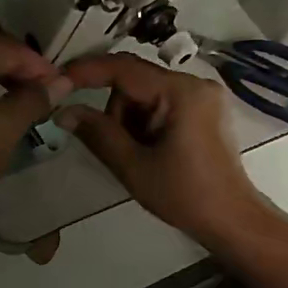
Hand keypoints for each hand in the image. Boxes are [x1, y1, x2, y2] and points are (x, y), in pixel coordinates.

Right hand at [57, 53, 276, 244]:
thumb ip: (97, 133)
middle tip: (116, 148)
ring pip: (146, 95)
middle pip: (135, 82)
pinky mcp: (204, 111)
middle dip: (115, 111)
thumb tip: (63, 111)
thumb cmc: (183, 194)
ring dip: (130, 121)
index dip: (87, 71)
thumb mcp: (132, 165)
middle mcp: (196, 84)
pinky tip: (150, 151)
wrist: (230, 219)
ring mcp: (203, 96)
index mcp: (181, 92)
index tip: (57, 80)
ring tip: (138, 156)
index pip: (124, 69)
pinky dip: (145, 124)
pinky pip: (161, 105)